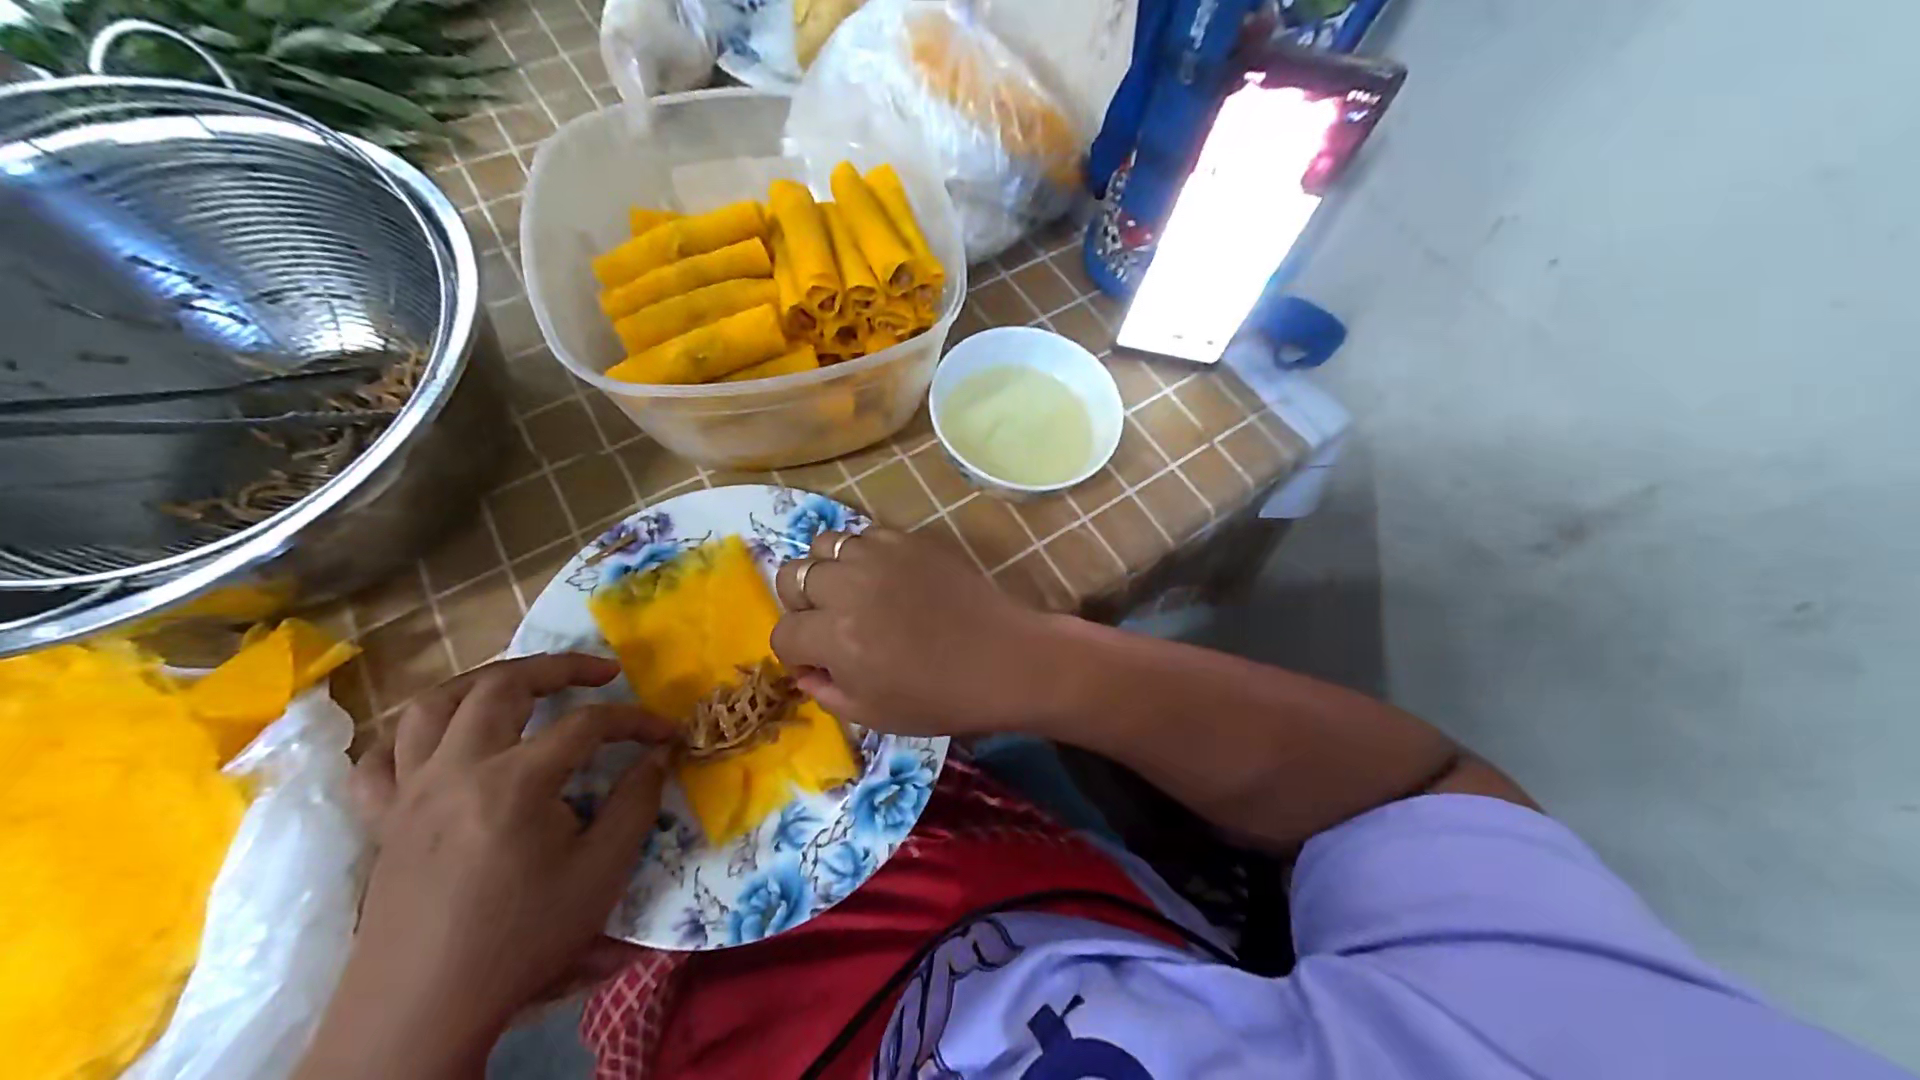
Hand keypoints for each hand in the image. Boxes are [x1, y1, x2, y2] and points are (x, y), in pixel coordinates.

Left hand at [300, 654, 670, 1079]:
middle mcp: (456, 769)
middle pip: (502, 686)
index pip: (586, 724)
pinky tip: (443, 740)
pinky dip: (412, 736)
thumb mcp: (602, 872)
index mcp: (514, 781)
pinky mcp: (382, 821)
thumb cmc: (521, 937)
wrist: (423, 1010)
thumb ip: (635, 802)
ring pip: (432, 705)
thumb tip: (657, 754)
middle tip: (599, 671)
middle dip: (559, 666)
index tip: (666, 733)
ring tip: (522, 683)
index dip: (635, 720)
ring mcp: (409, 792)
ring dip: (484, 681)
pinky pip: (381, 759)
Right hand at [769, 528, 1078, 736]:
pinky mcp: (908, 539)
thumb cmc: (939, 698)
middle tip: (828, 624)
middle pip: (792, 578)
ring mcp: (879, 556)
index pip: (783, 634)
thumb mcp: (872, 715)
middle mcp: (848, 587)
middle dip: (801, 606)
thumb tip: (806, 669)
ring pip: (822, 546)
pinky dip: (861, 554)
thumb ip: (825, 691)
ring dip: (827, 572)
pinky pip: (863, 534)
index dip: (794, 653)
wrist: (1004, 660)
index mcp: (836, 636)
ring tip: (851, 593)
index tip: (816, 662)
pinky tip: (882, 577)